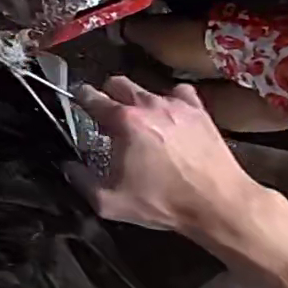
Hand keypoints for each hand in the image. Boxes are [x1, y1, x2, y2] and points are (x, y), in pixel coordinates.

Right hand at [65, 76, 266, 236]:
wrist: (218, 204)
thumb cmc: (165, 203)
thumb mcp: (110, 202)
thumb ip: (81, 181)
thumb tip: (68, 166)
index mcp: (124, 122)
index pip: (92, 96)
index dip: (80, 98)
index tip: (79, 102)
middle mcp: (149, 105)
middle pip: (118, 83)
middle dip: (107, 95)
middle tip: (107, 115)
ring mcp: (177, 105)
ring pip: (147, 88)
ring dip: (137, 100)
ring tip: (139, 121)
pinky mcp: (199, 111)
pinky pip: (179, 93)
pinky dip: (170, 101)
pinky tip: (170, 117)